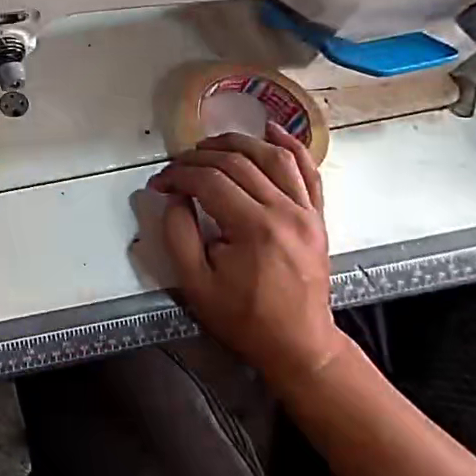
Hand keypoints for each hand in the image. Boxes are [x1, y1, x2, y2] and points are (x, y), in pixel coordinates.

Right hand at [149, 125, 349, 390]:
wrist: (298, 345)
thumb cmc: (244, 318)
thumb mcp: (195, 284)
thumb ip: (178, 234)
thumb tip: (175, 198)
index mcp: (254, 229)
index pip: (209, 181)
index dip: (177, 176)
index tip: (159, 184)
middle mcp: (285, 211)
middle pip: (237, 162)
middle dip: (198, 158)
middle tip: (176, 168)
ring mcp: (306, 211)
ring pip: (272, 156)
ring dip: (237, 142)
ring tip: (210, 145)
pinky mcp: (317, 216)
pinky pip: (307, 170)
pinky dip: (291, 145)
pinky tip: (272, 130)